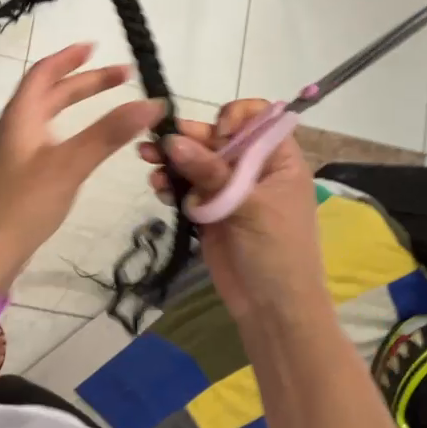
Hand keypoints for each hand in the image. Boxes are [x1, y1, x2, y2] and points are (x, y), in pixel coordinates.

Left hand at [0, 44, 165, 288]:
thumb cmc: (25, 203)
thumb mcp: (70, 165)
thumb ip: (109, 133)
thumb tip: (151, 102)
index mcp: (20, 116)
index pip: (42, 73)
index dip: (68, 57)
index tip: (95, 46)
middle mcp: (16, 126)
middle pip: (50, 92)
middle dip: (85, 80)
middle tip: (123, 74)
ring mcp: (18, 150)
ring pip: (50, 114)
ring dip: (79, 102)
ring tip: (114, 98)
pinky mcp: (23, 171)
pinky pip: (51, 134)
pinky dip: (73, 125)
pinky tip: (90, 138)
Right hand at [140, 100, 324, 319]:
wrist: (271, 308)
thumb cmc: (277, 253)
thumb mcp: (249, 208)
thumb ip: (210, 173)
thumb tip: (173, 140)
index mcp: (278, 161)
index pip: (256, 118)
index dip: (233, 120)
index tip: (216, 138)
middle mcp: (253, 169)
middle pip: (216, 138)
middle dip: (186, 138)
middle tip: (156, 144)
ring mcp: (228, 189)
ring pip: (195, 161)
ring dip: (171, 159)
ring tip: (148, 162)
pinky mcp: (207, 209)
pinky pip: (184, 186)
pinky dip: (170, 183)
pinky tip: (158, 188)